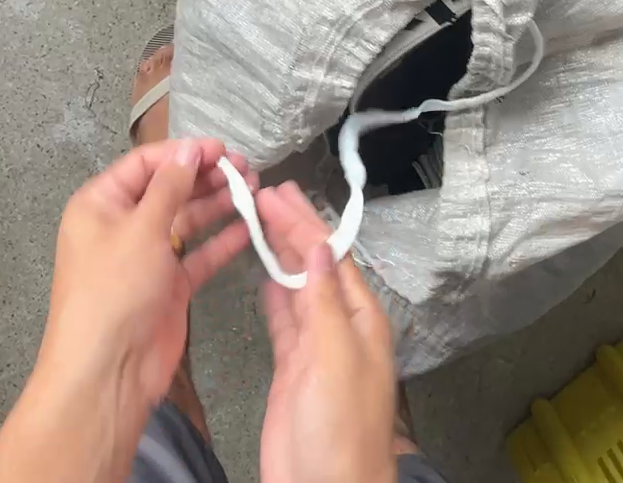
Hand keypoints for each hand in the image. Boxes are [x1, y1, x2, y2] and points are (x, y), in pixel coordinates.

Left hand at [0, 138, 254, 482]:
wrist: (108, 373)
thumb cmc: (115, 289)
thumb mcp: (142, 228)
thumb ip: (171, 185)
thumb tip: (190, 148)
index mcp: (102, 204)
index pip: (146, 164)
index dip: (183, 153)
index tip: (221, 148)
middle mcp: (123, 225)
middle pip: (170, 189)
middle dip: (206, 176)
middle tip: (245, 167)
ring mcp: (148, 256)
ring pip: (188, 219)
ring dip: (218, 204)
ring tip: (254, 188)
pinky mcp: (169, 284)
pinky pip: (198, 253)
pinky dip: (221, 241)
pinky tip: (249, 227)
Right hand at [257, 182, 399, 482]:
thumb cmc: (340, 427)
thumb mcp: (334, 357)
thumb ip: (324, 301)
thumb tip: (320, 248)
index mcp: (360, 317)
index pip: (331, 256)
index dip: (304, 222)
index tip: (278, 194)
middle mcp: (341, 324)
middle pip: (315, 264)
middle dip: (293, 228)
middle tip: (268, 193)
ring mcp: (316, 346)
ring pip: (297, 286)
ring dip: (281, 253)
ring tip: (262, 220)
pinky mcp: (293, 366)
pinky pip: (284, 318)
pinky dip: (274, 293)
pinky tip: (264, 273)